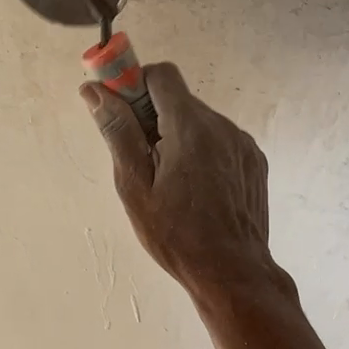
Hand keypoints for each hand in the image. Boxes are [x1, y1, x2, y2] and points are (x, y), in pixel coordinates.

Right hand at [80, 62, 278, 296]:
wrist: (233, 273)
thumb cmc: (175, 234)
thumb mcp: (134, 185)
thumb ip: (117, 131)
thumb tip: (94, 90)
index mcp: (190, 127)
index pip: (161, 75)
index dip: (136, 86)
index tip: (123, 114)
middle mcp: (222, 126)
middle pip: (179, 100)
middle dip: (153, 118)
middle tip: (142, 159)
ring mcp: (242, 143)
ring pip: (199, 121)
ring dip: (178, 136)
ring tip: (171, 182)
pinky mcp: (254, 160)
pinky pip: (219, 140)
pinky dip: (202, 151)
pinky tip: (196, 189)